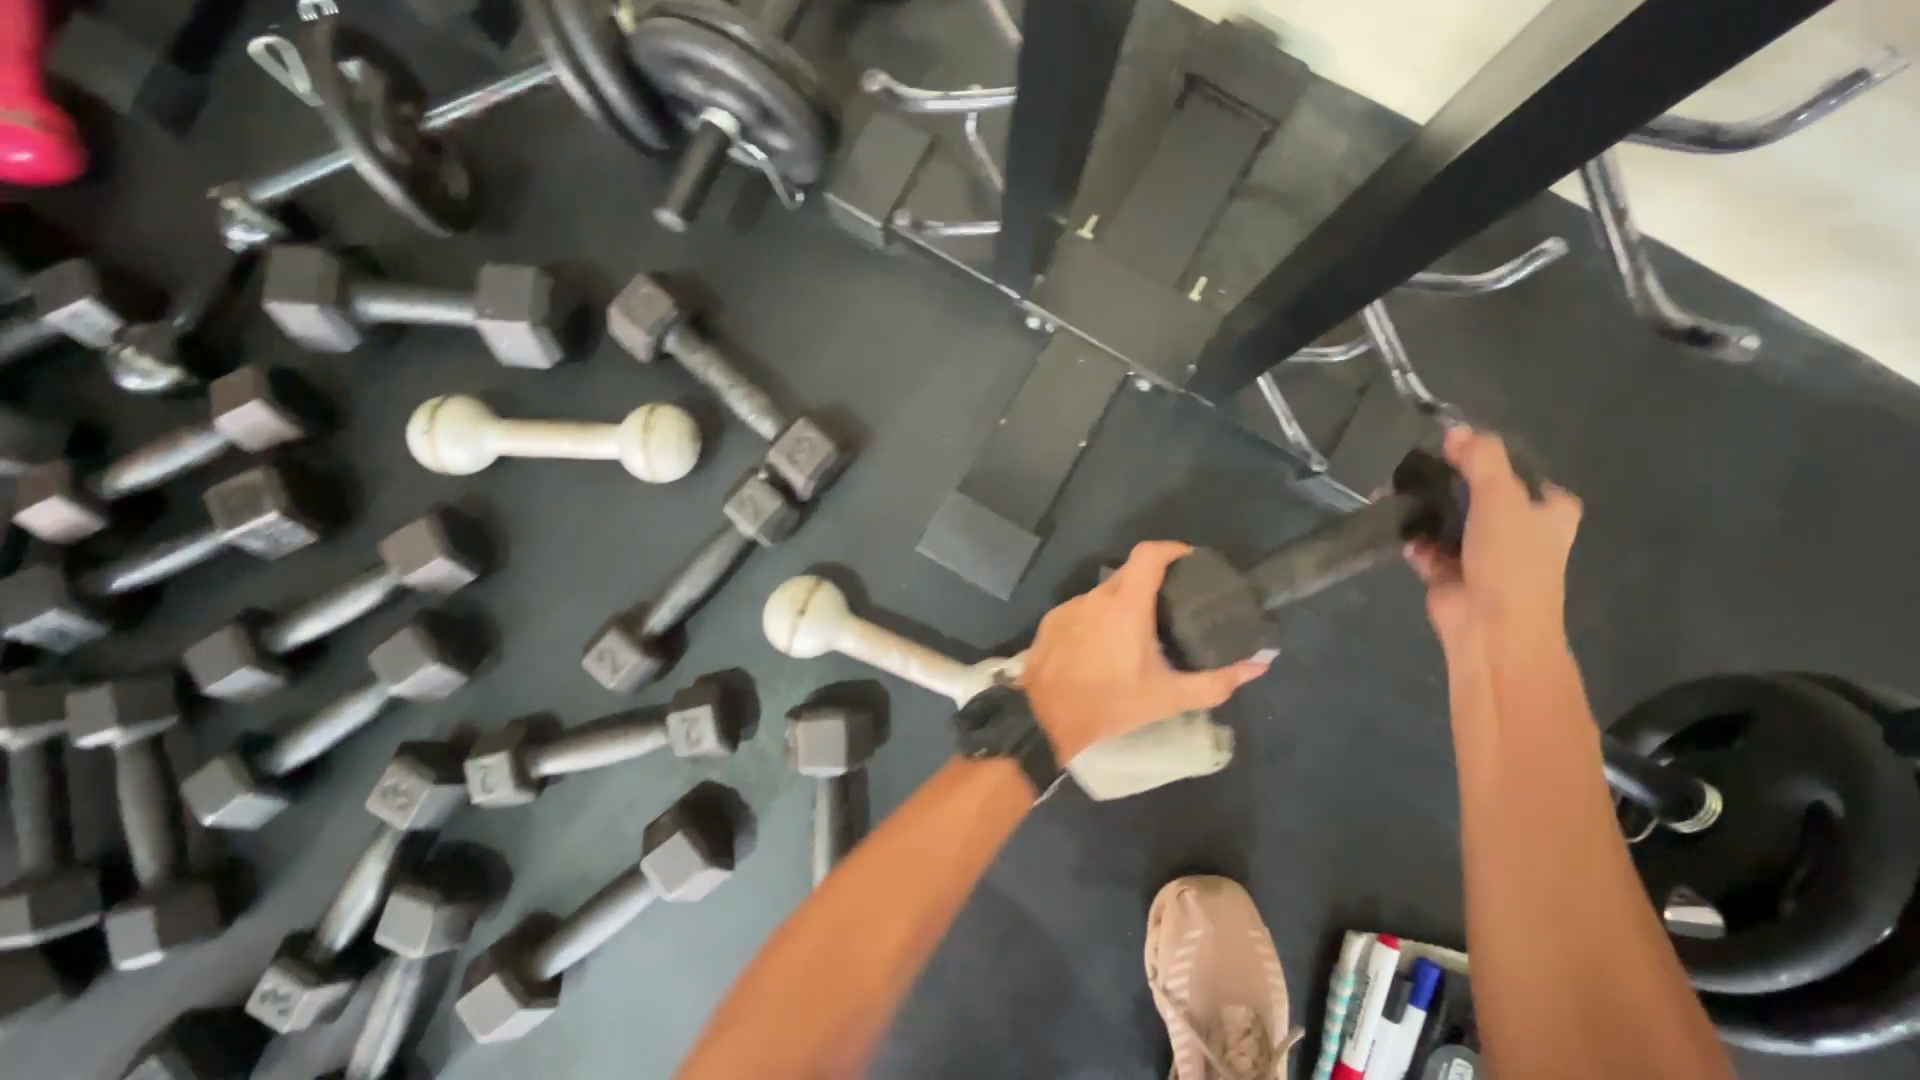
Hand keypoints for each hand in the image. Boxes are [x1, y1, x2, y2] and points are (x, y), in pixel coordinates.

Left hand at [1022, 541, 1268, 761]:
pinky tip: (1101, 648)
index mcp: (1125, 605)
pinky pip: (1080, 612)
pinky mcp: (1049, 623)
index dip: (1171, 549)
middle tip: (1170, 608)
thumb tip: (1259, 664)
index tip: (1188, 561)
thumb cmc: (1110, 704)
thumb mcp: (1169, 698)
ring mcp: (1068, 609)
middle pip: (1128, 575)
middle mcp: (1095, 597)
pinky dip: (1095, 622)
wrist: (1044, 722)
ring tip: (1135, 635)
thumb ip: (1217, 680)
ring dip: (1120, 608)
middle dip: (1150, 585)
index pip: (1149, 554)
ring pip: (1102, 596)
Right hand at [1405, 427, 1581, 654]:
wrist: (1492, 627)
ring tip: (1398, 488)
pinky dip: (1414, 539)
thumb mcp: (1501, 496)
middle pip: (1480, 493)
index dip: (1489, 456)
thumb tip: (1454, 428)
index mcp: (1549, 510)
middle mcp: (1520, 530)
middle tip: (1418, 462)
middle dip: (1450, 480)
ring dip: (1427, 508)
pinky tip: (1399, 526)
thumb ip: (1481, 458)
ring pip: (1451, 519)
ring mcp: (1484, 554)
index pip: (1519, 471)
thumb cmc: (1511, 560)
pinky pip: (1427, 547)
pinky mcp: (1451, 573)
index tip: (1454, 444)